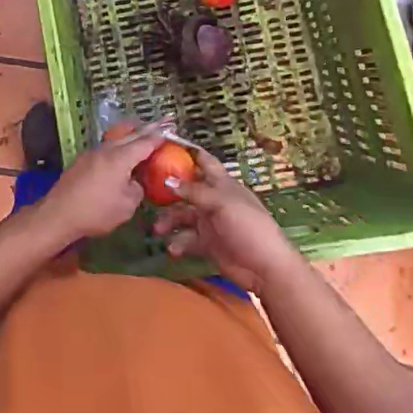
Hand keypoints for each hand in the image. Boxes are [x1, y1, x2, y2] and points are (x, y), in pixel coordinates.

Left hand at [40, 123, 166, 240]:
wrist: (58, 214)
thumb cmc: (96, 211)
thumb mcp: (127, 206)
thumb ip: (137, 189)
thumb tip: (135, 181)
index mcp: (120, 157)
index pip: (145, 142)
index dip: (160, 134)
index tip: (171, 125)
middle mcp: (106, 149)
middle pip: (131, 135)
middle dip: (148, 129)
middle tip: (163, 122)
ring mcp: (92, 153)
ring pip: (117, 140)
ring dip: (131, 136)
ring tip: (143, 134)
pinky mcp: (82, 161)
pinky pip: (107, 148)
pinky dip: (119, 147)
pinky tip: (121, 155)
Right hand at [151, 148, 299, 293]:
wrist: (265, 267)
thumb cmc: (249, 226)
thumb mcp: (222, 203)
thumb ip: (195, 191)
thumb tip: (168, 181)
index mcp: (223, 184)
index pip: (204, 162)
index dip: (188, 152)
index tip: (165, 145)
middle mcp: (214, 200)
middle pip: (187, 190)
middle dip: (168, 191)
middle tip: (148, 193)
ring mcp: (211, 223)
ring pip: (183, 216)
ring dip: (169, 221)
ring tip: (157, 230)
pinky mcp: (208, 244)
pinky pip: (187, 239)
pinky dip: (178, 243)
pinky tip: (173, 249)